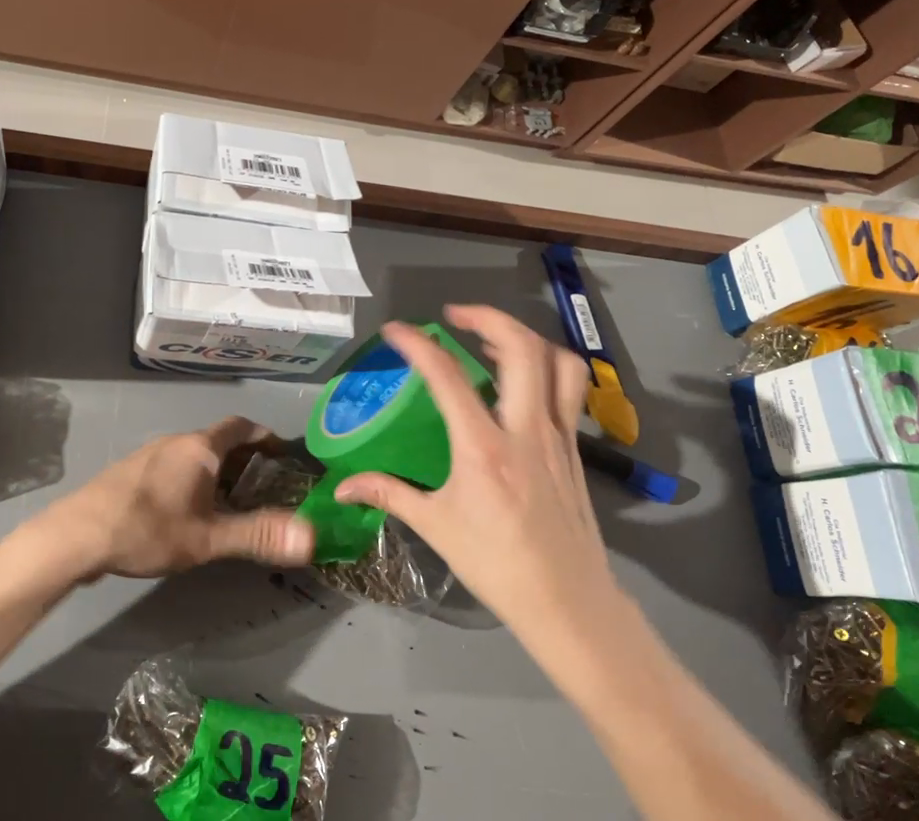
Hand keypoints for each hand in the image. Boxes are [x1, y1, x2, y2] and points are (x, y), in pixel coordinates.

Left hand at [42, 417, 314, 578]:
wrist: (76, 536)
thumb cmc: (147, 529)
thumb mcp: (208, 538)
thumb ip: (258, 535)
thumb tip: (311, 538)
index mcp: (198, 448)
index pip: (240, 427)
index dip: (264, 436)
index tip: (283, 451)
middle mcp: (174, 442)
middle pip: (217, 441)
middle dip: (243, 459)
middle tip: (266, 485)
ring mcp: (148, 456)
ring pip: (192, 456)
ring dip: (215, 471)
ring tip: (230, 502)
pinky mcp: (129, 475)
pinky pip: (172, 468)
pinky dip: (192, 480)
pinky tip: (188, 511)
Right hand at [333, 307, 631, 654]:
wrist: (568, 601)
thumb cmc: (495, 565)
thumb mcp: (436, 528)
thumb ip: (389, 494)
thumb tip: (343, 486)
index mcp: (483, 449)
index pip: (448, 378)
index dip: (418, 345)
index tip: (395, 330)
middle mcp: (526, 430)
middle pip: (522, 349)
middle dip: (488, 317)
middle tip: (455, 316)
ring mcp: (558, 436)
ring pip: (558, 363)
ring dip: (526, 338)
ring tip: (494, 340)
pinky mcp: (575, 449)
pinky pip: (570, 391)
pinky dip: (548, 368)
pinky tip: (523, 384)